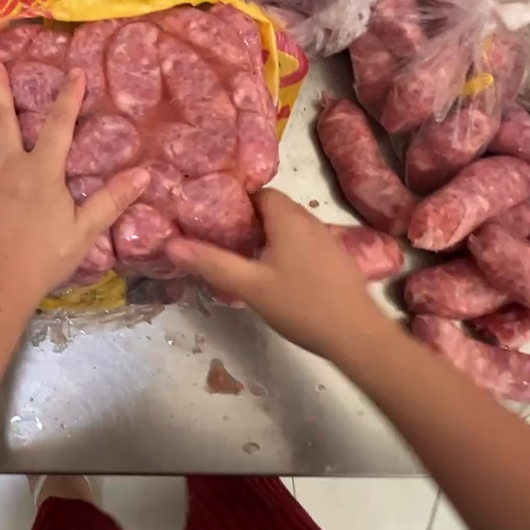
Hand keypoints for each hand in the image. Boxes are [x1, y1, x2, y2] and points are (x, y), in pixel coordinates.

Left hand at [0, 62, 147, 310]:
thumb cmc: (42, 260)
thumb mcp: (84, 231)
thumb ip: (112, 200)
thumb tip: (144, 173)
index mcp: (42, 171)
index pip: (59, 125)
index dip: (69, 97)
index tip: (75, 71)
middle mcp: (8, 164)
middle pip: (5, 118)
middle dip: (2, 88)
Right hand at [167, 189, 397, 358]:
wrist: (359, 337)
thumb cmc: (302, 305)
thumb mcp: (249, 285)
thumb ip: (210, 262)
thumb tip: (170, 244)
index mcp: (288, 218)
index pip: (258, 192)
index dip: (235, 201)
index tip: (213, 217)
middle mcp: (309, 221)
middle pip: (272, 208)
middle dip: (247, 219)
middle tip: (221, 239)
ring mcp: (327, 240)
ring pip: (288, 226)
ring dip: (266, 235)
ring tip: (242, 256)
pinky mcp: (335, 260)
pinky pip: (302, 242)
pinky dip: (284, 249)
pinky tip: (274, 274)